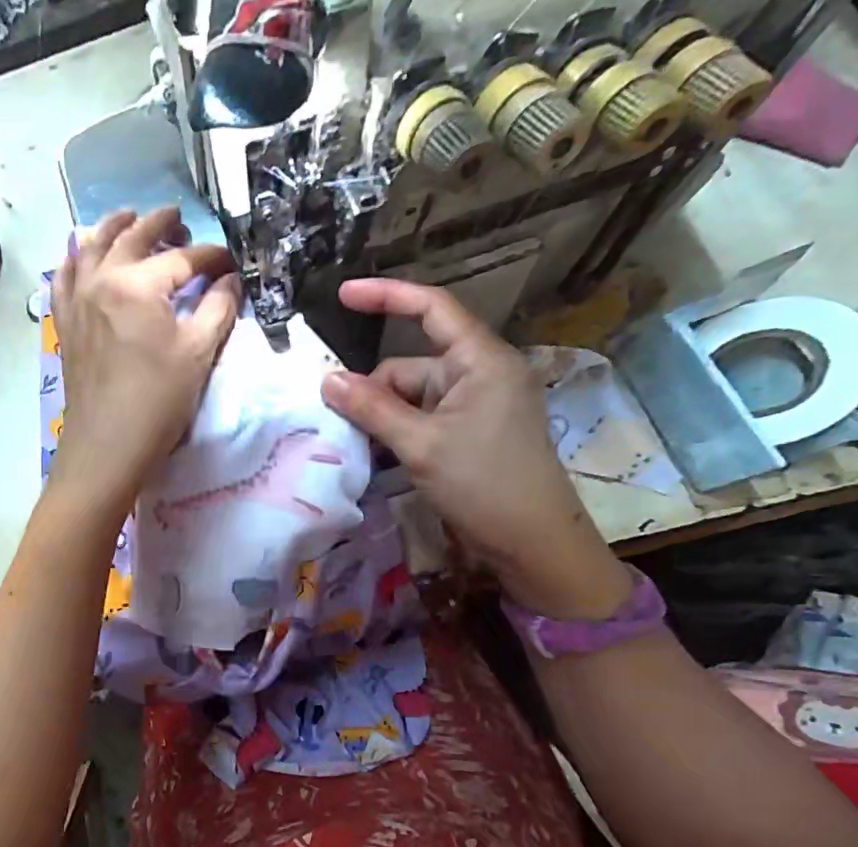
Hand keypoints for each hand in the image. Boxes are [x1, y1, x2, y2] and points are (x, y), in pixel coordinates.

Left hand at [50, 206, 240, 511]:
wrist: (107, 446)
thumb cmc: (157, 403)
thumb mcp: (198, 354)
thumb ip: (218, 309)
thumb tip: (232, 280)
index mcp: (138, 285)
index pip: (182, 258)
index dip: (211, 257)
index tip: (231, 263)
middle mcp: (101, 280)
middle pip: (133, 238)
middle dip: (161, 225)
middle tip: (180, 220)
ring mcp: (77, 299)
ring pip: (91, 245)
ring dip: (114, 227)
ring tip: (130, 218)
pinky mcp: (65, 320)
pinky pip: (64, 275)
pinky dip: (76, 256)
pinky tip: (83, 252)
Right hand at [321, 279, 632, 618]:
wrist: (531, 541)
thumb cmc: (482, 484)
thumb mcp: (420, 445)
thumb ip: (372, 409)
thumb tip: (326, 380)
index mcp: (480, 360)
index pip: (431, 308)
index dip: (386, 295)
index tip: (343, 294)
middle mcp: (480, 373)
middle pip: (411, 364)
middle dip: (375, 391)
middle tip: (341, 424)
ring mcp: (477, 404)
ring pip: (413, 396)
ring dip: (384, 418)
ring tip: (360, 448)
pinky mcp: (472, 432)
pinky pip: (425, 418)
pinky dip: (400, 432)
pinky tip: (379, 457)